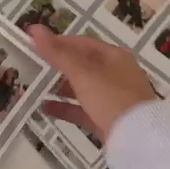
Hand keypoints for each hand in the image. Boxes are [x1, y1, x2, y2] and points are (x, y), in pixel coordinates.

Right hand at [27, 25, 158, 141]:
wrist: (138, 138)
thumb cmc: (111, 97)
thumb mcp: (83, 73)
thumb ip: (58, 53)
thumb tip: (35, 29)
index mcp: (114, 57)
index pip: (82, 43)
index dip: (58, 42)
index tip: (34, 43)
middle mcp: (115, 75)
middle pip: (81, 65)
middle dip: (57, 65)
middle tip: (31, 65)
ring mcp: (112, 98)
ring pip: (81, 88)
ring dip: (59, 87)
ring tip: (34, 87)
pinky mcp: (106, 119)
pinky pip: (82, 110)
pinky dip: (64, 108)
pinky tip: (44, 108)